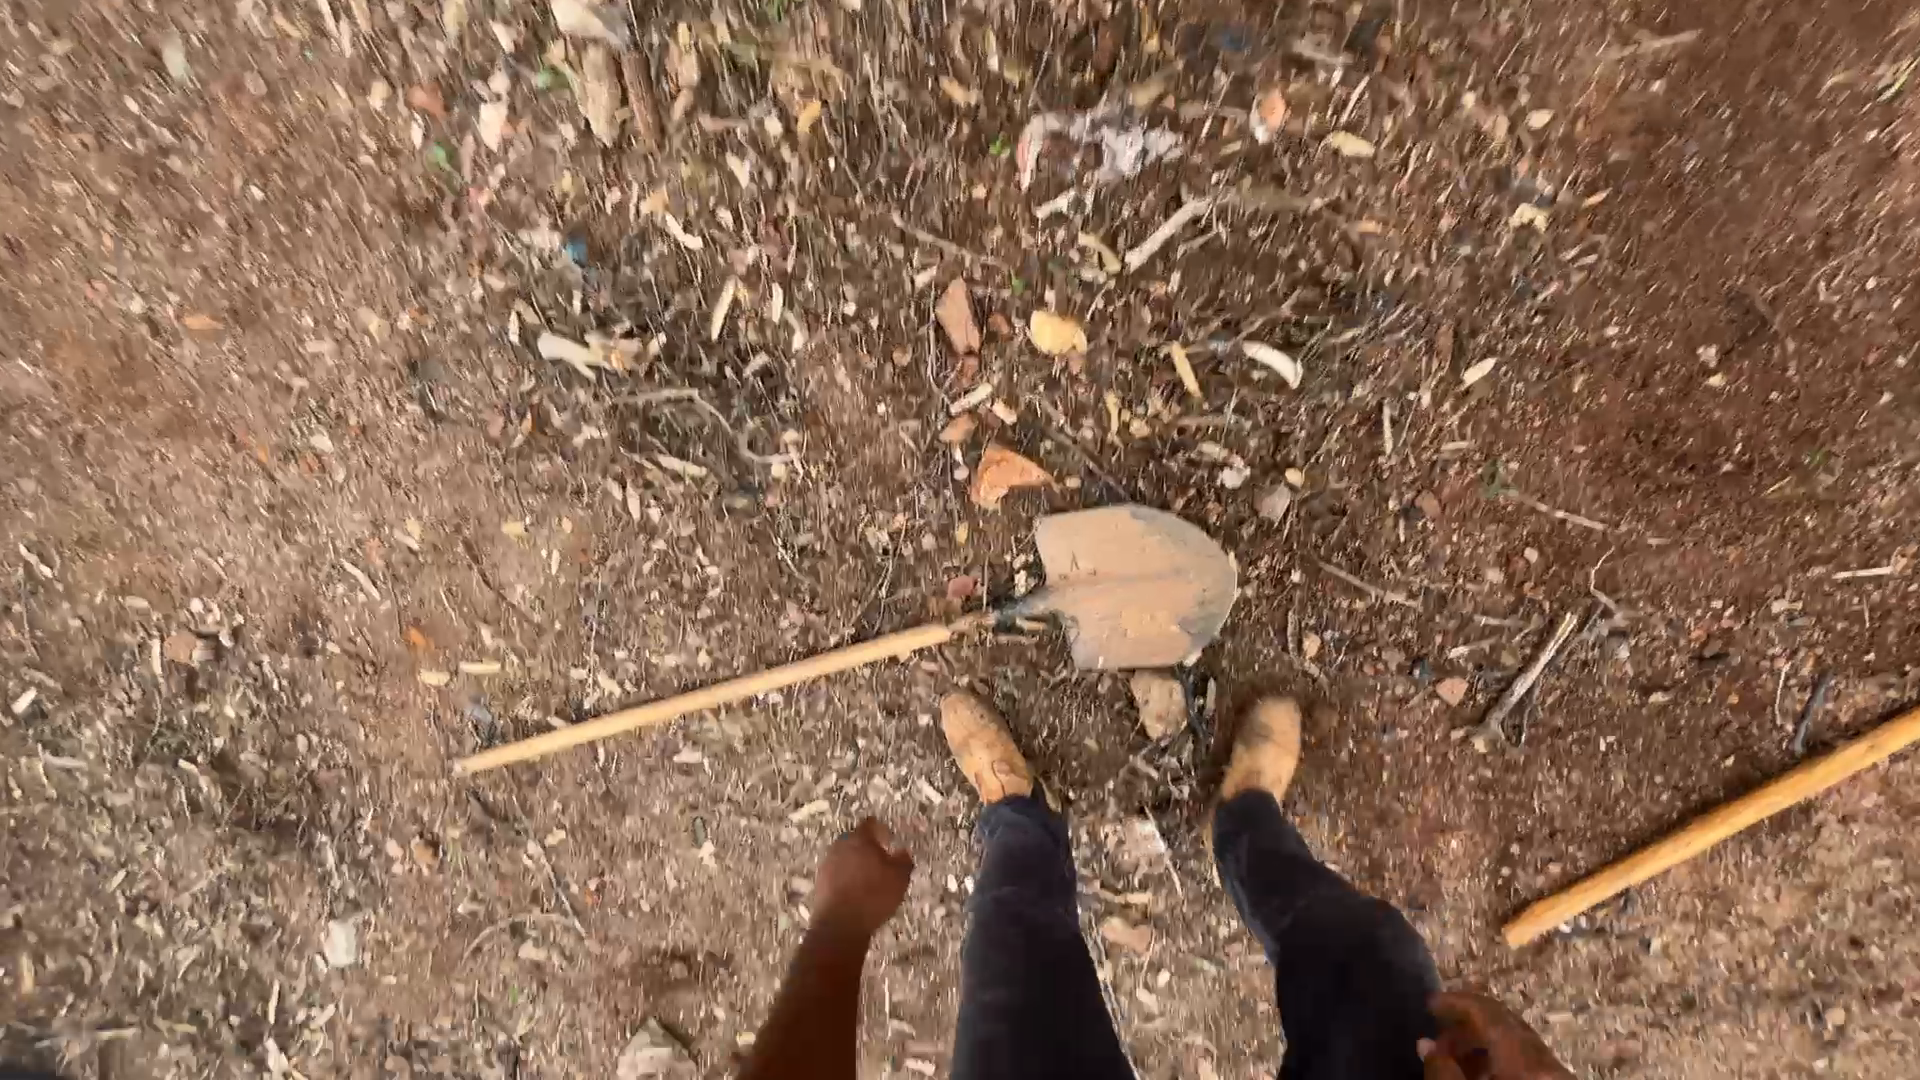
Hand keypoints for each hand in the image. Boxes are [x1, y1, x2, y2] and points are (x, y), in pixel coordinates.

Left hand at [810, 817, 913, 939]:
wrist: (840, 925)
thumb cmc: (874, 895)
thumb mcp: (899, 878)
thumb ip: (903, 860)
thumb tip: (902, 852)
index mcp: (859, 838)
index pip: (870, 824)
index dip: (880, 830)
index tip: (888, 840)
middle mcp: (840, 846)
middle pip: (855, 839)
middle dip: (867, 847)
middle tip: (880, 861)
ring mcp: (827, 864)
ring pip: (844, 856)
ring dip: (855, 863)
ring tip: (868, 879)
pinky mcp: (820, 883)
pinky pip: (836, 873)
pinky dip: (846, 878)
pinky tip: (855, 892)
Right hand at [1422, 992, 1573, 1079]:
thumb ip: (1442, 1067)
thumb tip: (1425, 1044)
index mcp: (1522, 1052)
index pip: (1487, 1009)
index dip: (1454, 1000)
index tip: (1428, 1003)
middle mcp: (1545, 1058)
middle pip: (1503, 1024)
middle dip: (1466, 1026)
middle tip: (1438, 1036)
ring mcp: (1558, 1074)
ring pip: (1515, 1046)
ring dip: (1481, 1046)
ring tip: (1455, 1059)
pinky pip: (1528, 1064)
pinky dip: (1500, 1061)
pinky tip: (1481, 1072)